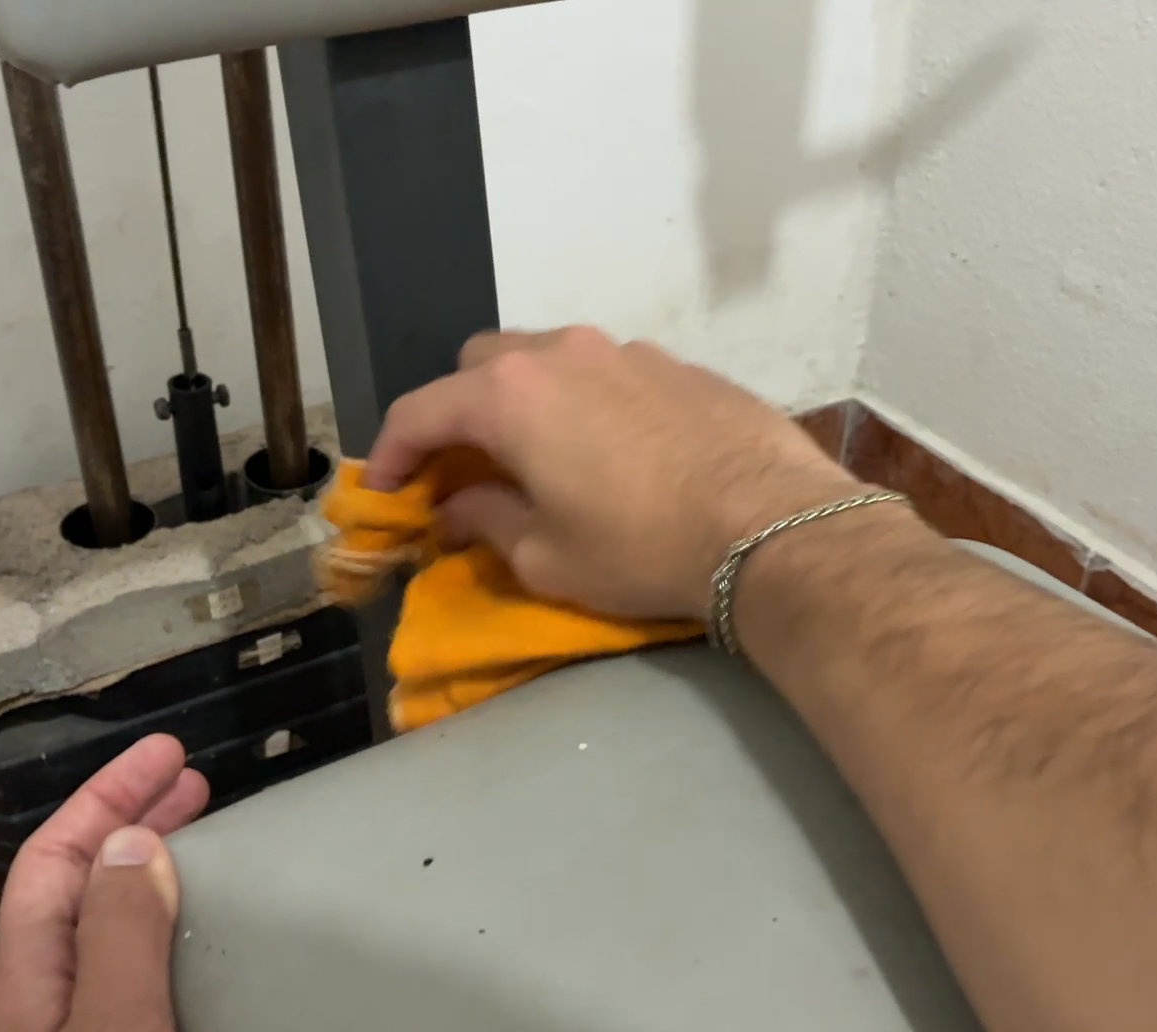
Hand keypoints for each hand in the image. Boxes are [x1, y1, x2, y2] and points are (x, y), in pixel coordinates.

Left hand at [0, 735, 210, 1031]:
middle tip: (194, 780)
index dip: (105, 797)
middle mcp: (47, 1010)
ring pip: (111, 929)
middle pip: (79, 888)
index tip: (167, 753)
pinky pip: (144, 975)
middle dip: (131, 820)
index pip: (54, 864)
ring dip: (153, 870)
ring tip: (203, 837)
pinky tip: (210, 937)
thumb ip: (115, 940)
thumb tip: (130, 836)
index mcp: (26, 992)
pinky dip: (176, 931)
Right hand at [365, 327, 876, 619]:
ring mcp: (624, 349)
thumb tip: (454, 509)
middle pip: (479, 367)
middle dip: (456, 413)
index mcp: (511, 396)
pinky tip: (609, 448)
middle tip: (465, 467)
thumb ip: (485, 521)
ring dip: (521, 401)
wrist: (770, 528)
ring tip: (538, 454)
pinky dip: (581, 401)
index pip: (420, 411)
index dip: (389, 452)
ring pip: (545, 359)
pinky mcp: (675, 363)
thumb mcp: (545, 555)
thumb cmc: (640, 549)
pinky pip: (603, 372)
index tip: (386, 489)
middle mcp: (561, 352)